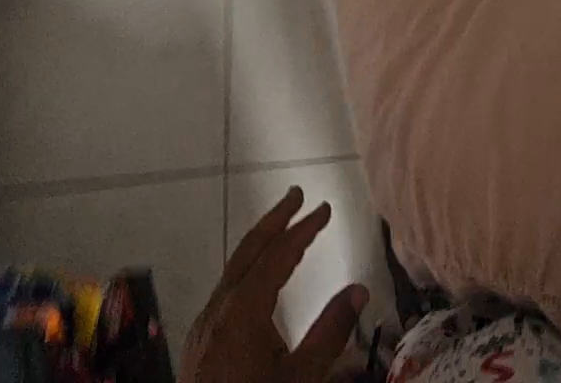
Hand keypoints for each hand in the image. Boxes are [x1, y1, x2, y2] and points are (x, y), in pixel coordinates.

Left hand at [181, 187, 369, 382]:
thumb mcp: (301, 379)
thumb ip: (330, 332)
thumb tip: (359, 289)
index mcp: (242, 310)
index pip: (277, 255)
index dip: (303, 228)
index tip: (325, 208)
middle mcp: (219, 309)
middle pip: (247, 250)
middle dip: (274, 220)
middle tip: (297, 194)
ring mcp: (205, 325)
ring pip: (234, 268)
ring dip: (261, 243)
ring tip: (284, 229)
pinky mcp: (201, 342)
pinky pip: (228, 288)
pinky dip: (249, 268)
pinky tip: (260, 280)